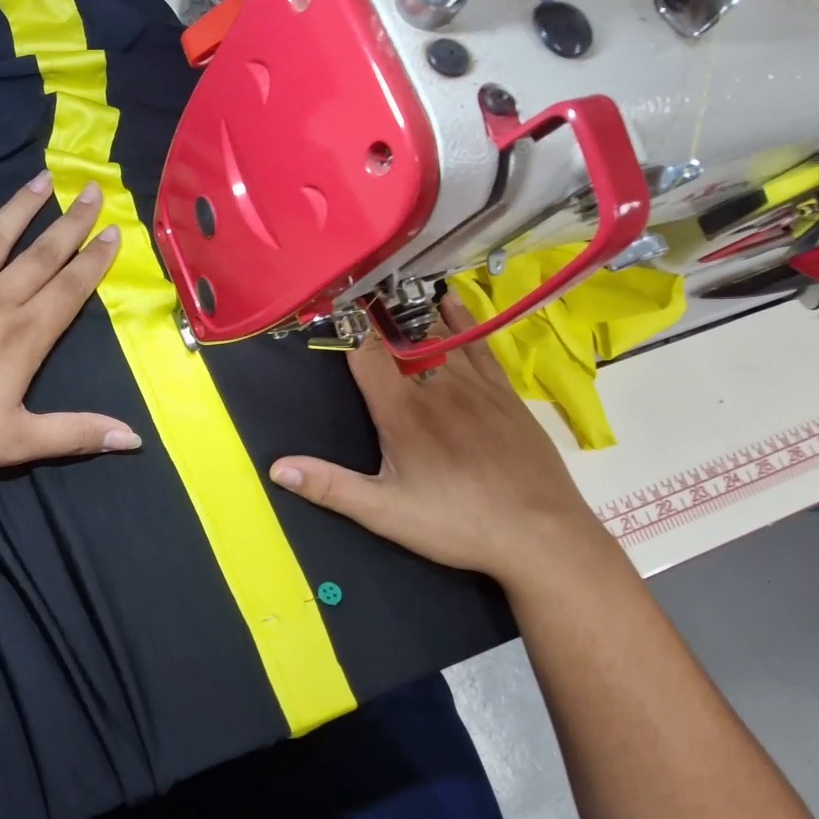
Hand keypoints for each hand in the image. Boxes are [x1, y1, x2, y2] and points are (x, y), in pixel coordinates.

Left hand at [0, 171, 137, 476]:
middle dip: (71, 223)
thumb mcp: (18, 442)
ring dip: (21, 207)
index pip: (69, 290)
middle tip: (93, 190)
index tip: (113, 232)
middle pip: (40, 255)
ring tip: (43, 178)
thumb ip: (76, 434)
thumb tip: (134, 439)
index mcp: (23, 337)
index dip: (94, 262)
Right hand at [268, 301, 613, 586]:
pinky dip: (461, 318)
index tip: (330, 306)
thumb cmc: (456, 524)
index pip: (366, 354)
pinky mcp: (505, 393)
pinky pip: (478, 342)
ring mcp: (476, 386)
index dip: (347, 327)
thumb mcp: (384, 513)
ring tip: (393, 283)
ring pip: (440, 333)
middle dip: (377, 311)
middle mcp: (437, 387)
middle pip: (402, 335)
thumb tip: (277, 468)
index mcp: (402, 412)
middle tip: (357, 284)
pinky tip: (450, 301)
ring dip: (413, 309)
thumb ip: (330, 487)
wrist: (541, 535)